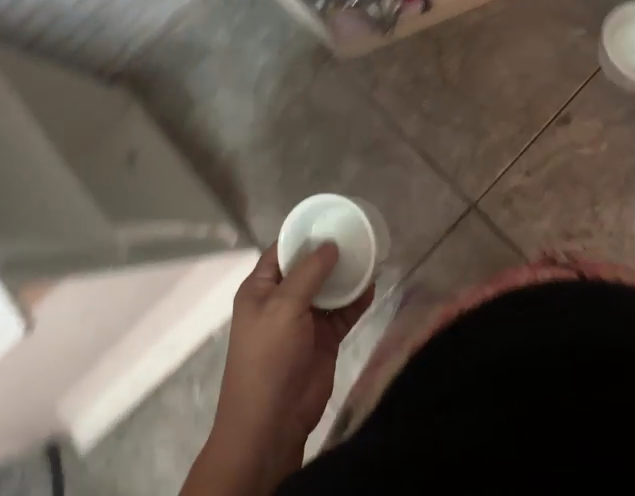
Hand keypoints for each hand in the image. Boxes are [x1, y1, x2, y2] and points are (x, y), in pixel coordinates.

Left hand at [206, 244, 372, 482]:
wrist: (272, 419)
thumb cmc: (268, 356)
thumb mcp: (282, 306)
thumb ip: (308, 273)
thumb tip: (330, 244)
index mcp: (261, 288)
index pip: (282, 250)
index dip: (305, 233)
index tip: (331, 216)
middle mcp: (282, 300)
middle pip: (310, 267)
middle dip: (332, 252)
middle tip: (359, 232)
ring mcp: (304, 321)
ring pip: (330, 289)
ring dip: (348, 275)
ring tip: (372, 253)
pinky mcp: (324, 340)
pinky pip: (344, 313)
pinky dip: (358, 300)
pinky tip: (374, 284)